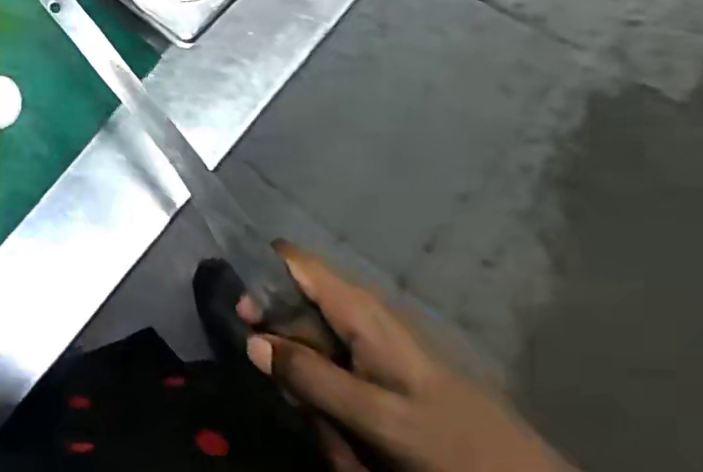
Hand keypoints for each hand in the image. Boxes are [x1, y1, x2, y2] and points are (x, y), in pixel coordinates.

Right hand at [245, 243, 573, 471]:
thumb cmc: (458, 443)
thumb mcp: (381, 418)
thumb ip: (312, 377)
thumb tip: (251, 341)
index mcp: (360, 308)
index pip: (291, 258)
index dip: (257, 275)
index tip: (243, 315)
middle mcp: (363, 316)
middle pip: (293, 309)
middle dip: (284, 350)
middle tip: (293, 395)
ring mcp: (376, 347)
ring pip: (312, 348)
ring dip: (310, 386)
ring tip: (333, 432)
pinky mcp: (386, 375)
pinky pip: (337, 375)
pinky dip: (333, 403)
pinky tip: (349, 438)